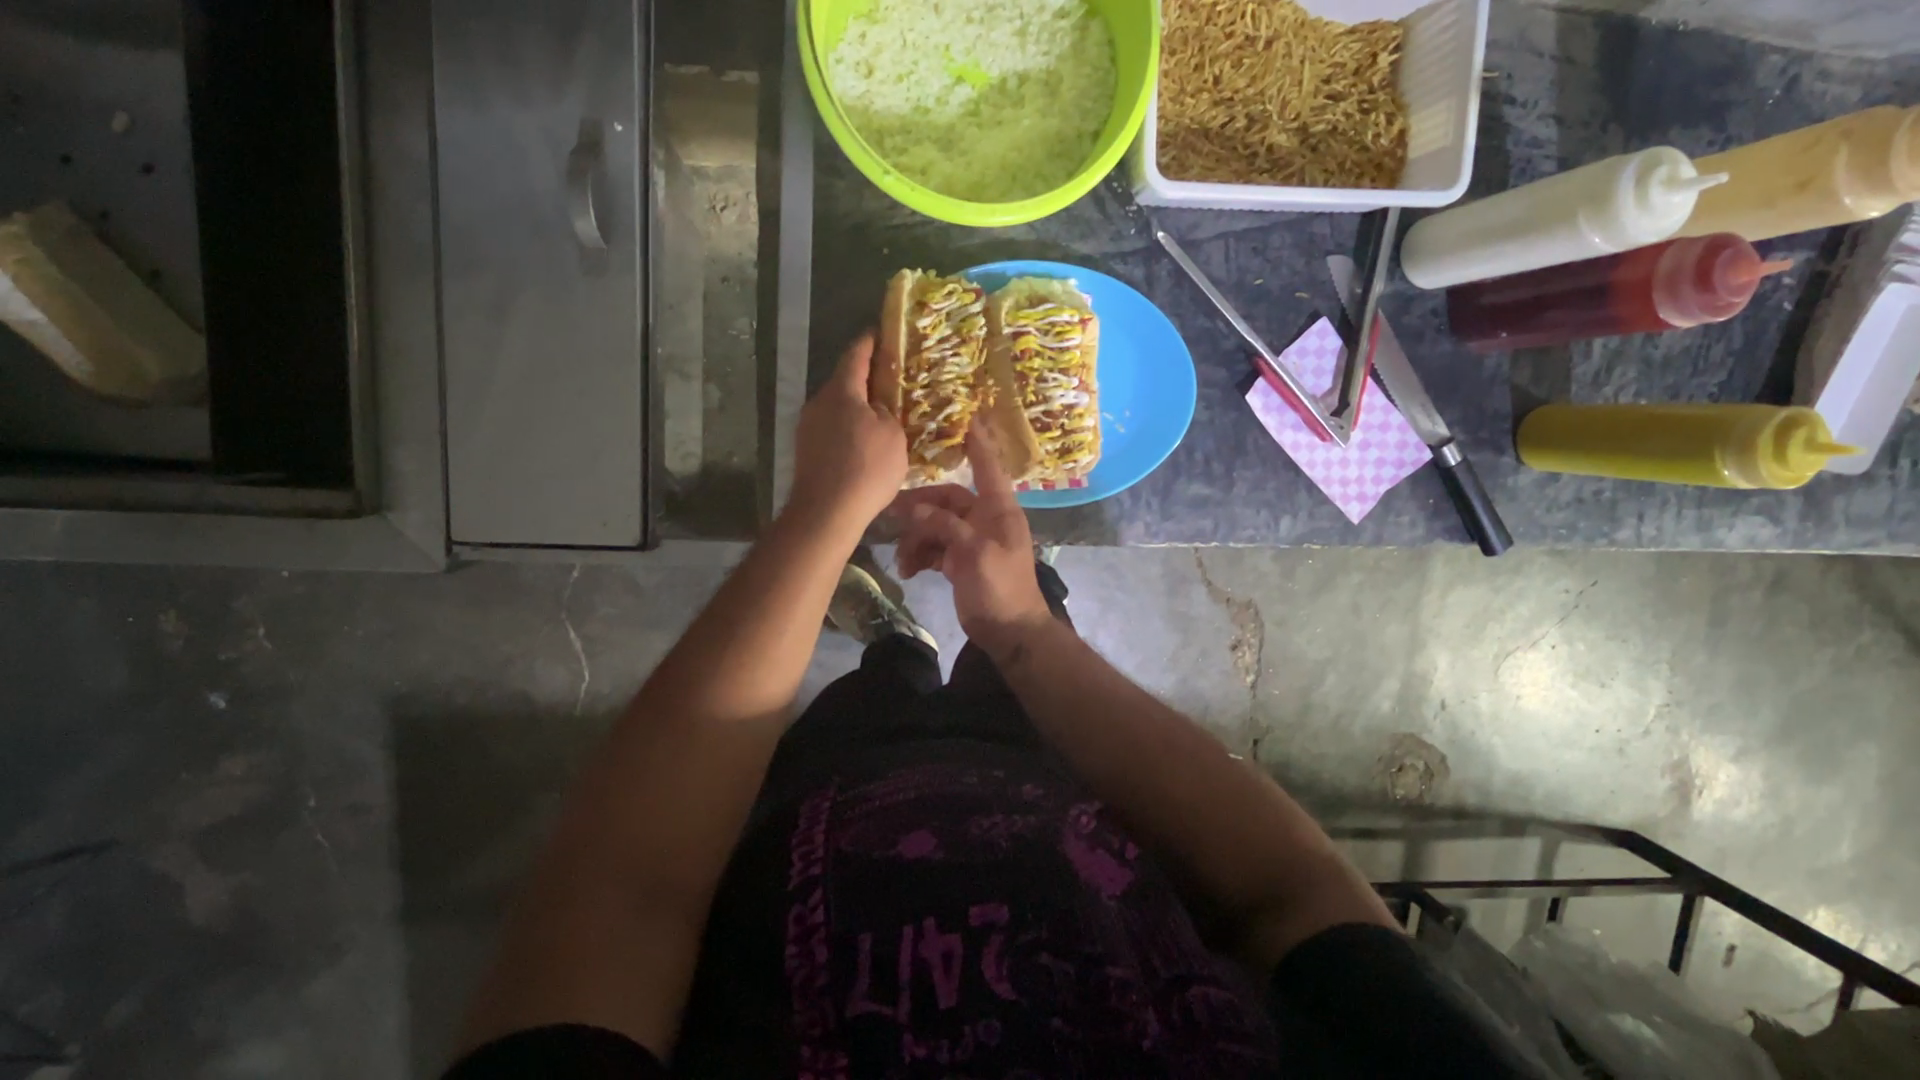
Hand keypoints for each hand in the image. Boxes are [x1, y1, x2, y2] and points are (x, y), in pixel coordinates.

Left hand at [789, 331, 907, 529]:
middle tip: (891, 381)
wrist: (826, 513)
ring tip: (881, 415)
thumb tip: (877, 407)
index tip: (882, 334)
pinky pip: (832, 430)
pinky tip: (864, 443)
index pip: (856, 354)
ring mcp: (807, 427)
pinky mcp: (806, 451)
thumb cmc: (866, 468)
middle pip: (844, 382)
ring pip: (837, 408)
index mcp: (841, 390)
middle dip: (866, 380)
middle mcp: (819, 402)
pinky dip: (848, 429)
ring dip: (857, 408)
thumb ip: (887, 411)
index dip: (870, 342)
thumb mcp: (893, 434)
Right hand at [890, 427, 1053, 656]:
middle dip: (920, 510)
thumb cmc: (1000, 588)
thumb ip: (943, 525)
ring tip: (902, 561)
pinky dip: (920, 555)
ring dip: (915, 539)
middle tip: (890, 514)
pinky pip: (934, 548)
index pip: (988, 468)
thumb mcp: (973, 553)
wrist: (1009, 632)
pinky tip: (908, 569)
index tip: (968, 418)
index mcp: (999, 510)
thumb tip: (910, 509)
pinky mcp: (960, 562)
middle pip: (947, 500)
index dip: (978, 443)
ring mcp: (972, 541)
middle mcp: (986, 520)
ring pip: (935, 526)